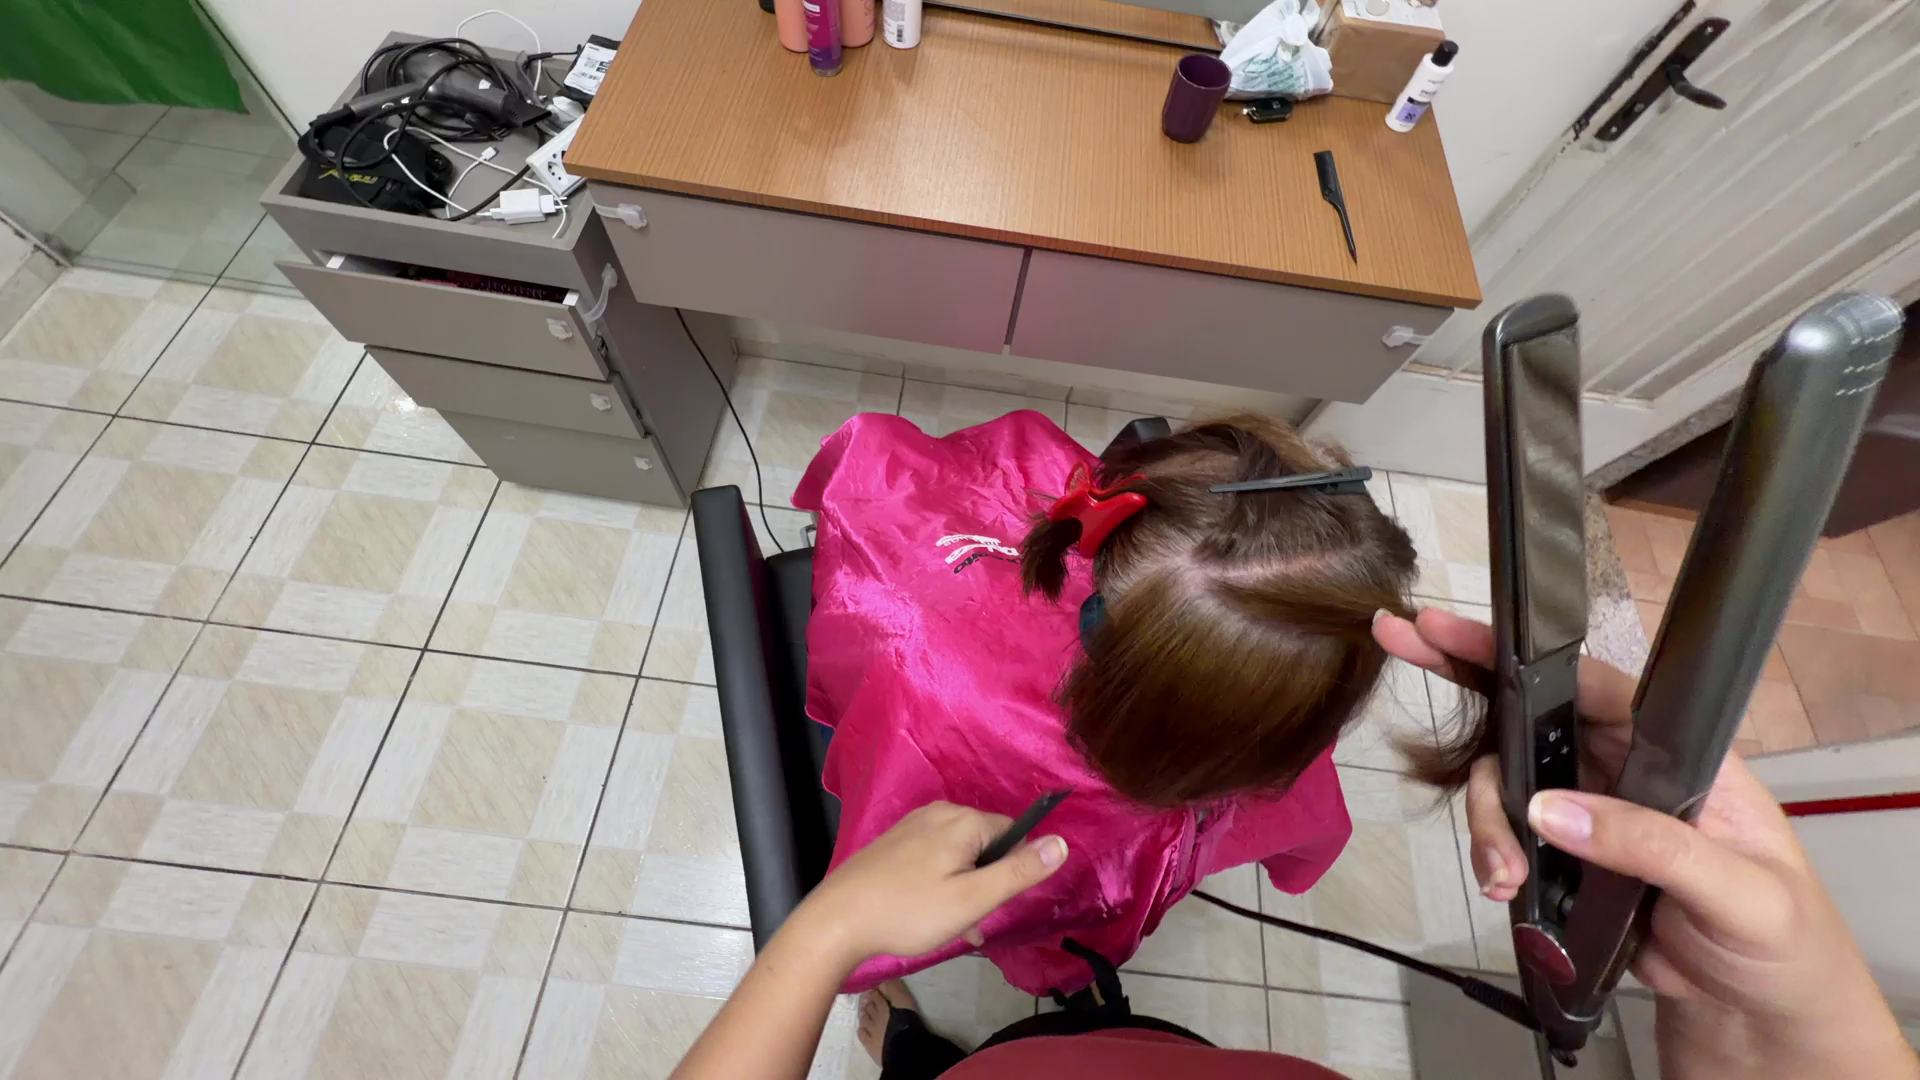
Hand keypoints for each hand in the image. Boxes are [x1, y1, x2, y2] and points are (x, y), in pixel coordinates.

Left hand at [791, 801, 1067, 968]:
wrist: (838, 918)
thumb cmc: (910, 910)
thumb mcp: (973, 898)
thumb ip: (1019, 871)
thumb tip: (1061, 842)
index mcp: (964, 820)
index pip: (1013, 833)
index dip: (1015, 870)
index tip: (999, 903)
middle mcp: (941, 811)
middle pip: (986, 844)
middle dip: (988, 882)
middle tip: (974, 922)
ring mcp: (915, 824)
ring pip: (960, 854)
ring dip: (965, 888)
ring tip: (951, 928)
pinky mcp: (897, 840)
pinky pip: (935, 856)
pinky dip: (942, 882)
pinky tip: (928, 915)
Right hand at [1376, 608, 1918, 1079]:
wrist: (1746, 1004)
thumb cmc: (1777, 940)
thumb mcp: (1741, 894)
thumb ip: (1651, 845)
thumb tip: (1546, 811)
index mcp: (1669, 749)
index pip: (1586, 681)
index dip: (1515, 651)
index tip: (1443, 626)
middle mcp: (1610, 758)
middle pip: (1521, 706)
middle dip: (1454, 670)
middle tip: (1395, 637)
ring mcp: (1572, 795)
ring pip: (1497, 776)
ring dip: (1485, 818)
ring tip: (1502, 873)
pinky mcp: (1546, 836)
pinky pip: (1496, 824)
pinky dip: (1487, 850)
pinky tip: (1502, 883)